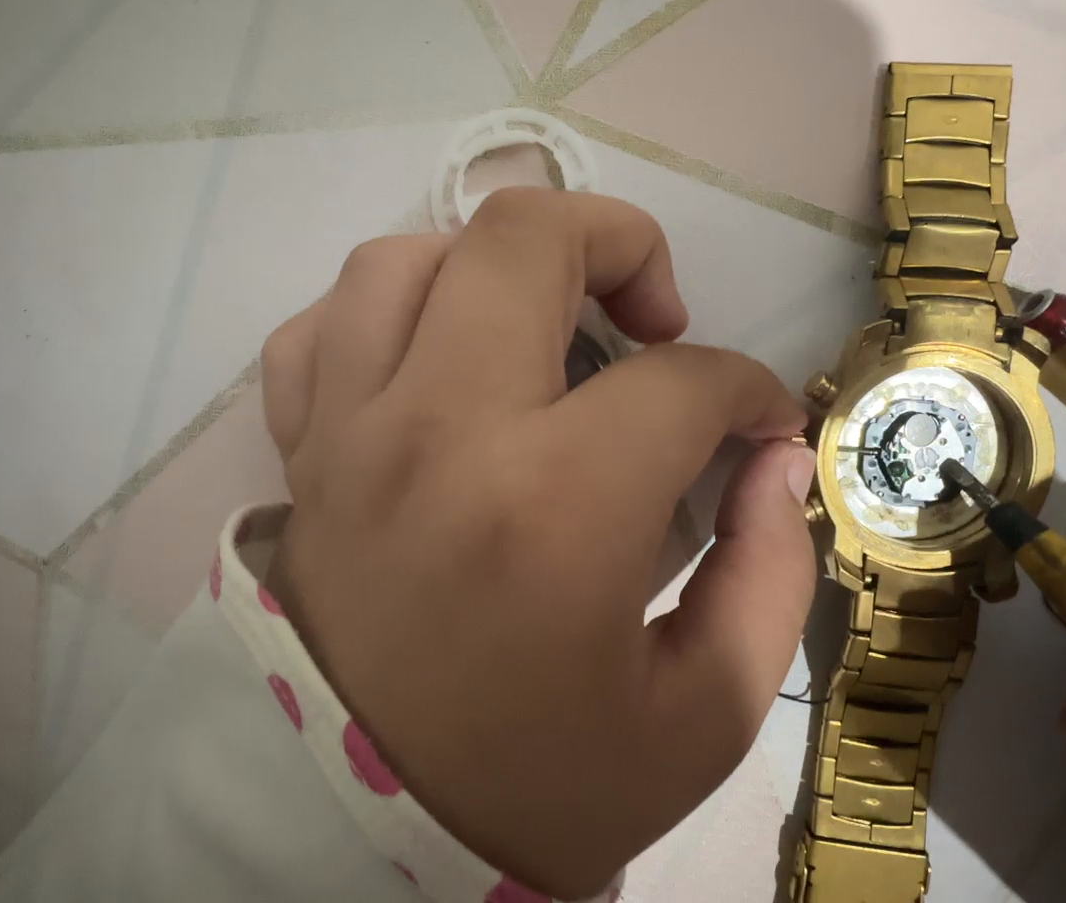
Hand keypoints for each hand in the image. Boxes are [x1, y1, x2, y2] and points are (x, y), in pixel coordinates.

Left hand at [259, 187, 817, 897]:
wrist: (358, 828)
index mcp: (555, 504)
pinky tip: (427, 362)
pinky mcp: (299, 451)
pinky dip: (377, 318)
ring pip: (402, 258)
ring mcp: (350, 430)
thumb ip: (767, 572)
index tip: (757, 428)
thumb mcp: (701, 714)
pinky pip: (317, 330)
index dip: (748, 390)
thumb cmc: (535, 782)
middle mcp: (440, 432)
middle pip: (523, 237)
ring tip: (534, 326)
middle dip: (620, 240)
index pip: (680, 380)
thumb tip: (767, 459)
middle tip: (652, 318)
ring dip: (486, 265)